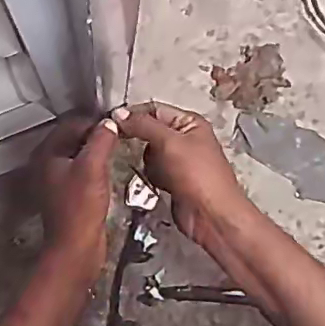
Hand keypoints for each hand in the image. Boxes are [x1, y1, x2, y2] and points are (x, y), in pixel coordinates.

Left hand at [31, 116, 119, 269]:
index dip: (94, 121)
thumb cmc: (79, 210)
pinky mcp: (67, 196)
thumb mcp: (93, 167)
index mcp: (47, 154)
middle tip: (116, 135)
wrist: (76, 248)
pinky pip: (82, 172)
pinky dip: (94, 168)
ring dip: (96, 152)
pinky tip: (107, 171)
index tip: (113, 124)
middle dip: (95, 136)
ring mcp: (55, 182)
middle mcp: (47, 166)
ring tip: (115, 151)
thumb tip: (109, 124)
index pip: (71, 124)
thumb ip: (101, 140)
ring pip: (78, 156)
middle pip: (73, 139)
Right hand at [112, 102, 249, 244]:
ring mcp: (180, 160)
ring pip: (149, 153)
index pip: (154, 109)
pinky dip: (154, 177)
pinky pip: (154, 171)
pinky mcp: (174, 179)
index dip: (134, 115)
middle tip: (137, 150)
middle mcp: (185, 138)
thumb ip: (143, 125)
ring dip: (150, 163)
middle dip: (143, 143)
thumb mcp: (169, 142)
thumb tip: (120, 114)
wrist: (211, 215)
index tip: (113, 122)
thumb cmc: (199, 176)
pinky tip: (163, 184)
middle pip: (150, 132)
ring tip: (162, 172)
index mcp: (190, 123)